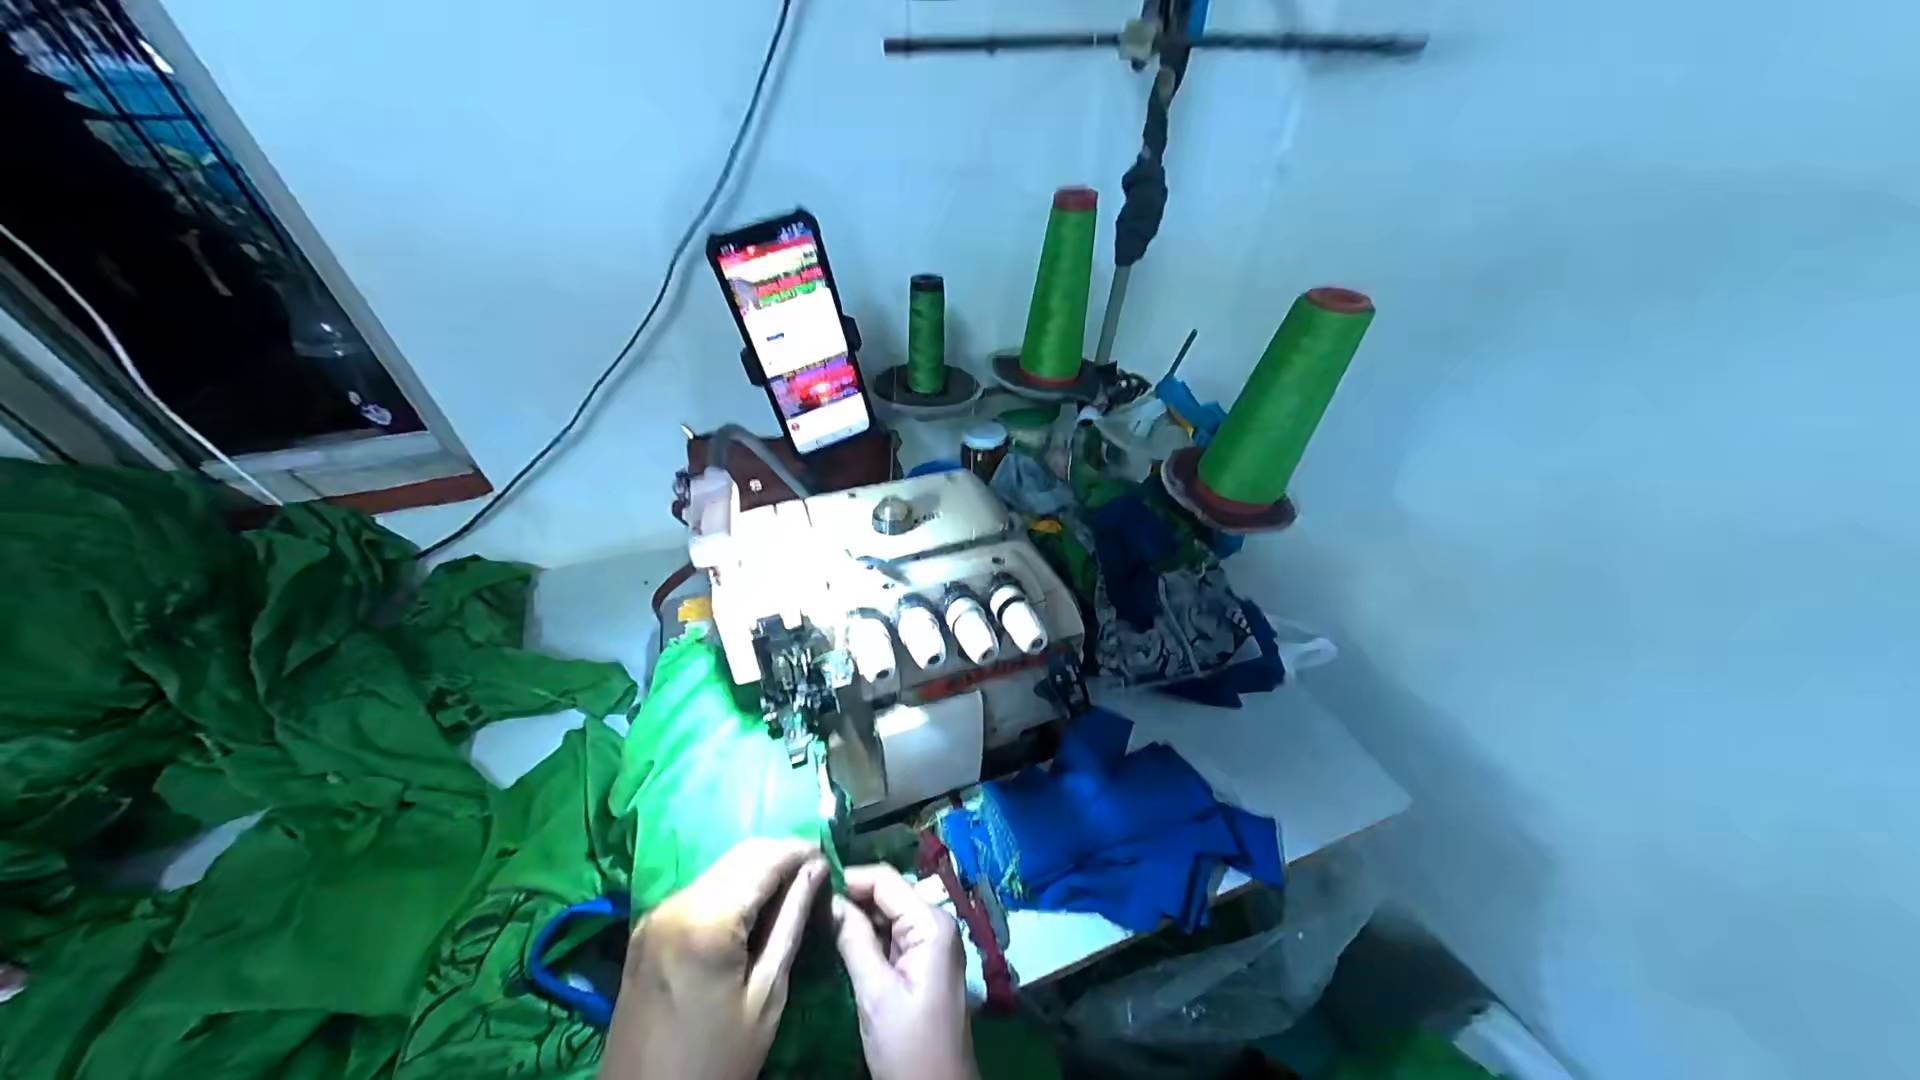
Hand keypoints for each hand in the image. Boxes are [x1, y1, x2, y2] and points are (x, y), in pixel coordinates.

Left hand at [603, 838, 826, 1079]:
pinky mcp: (649, 929)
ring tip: (790, 890)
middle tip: (814, 874)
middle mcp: (678, 902)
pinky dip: (733, 886)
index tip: (829, 859)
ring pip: (722, 867)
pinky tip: (754, 907)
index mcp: (707, 919)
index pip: (765, 859)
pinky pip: (702, 888)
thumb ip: (792, 921)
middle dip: (781, 855)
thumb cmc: (715, 1059)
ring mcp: (658, 914)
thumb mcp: (766, 994)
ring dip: (758, 869)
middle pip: (741, 855)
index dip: (801, 851)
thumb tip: (816, 869)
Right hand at [832, 864, 977, 1079]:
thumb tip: (828, 900)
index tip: (812, 886)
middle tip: (811, 905)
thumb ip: (853, 940)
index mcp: (931, 923)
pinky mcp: (924, 960)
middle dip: (852, 896)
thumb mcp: (875, 992)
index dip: (849, 879)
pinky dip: (869, 934)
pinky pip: (893, 933)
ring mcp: (932, 941)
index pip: (886, 881)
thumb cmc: (909, 1046)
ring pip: (888, 912)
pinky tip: (842, 939)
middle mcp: (936, 922)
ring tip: (820, 919)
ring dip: (858, 914)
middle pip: (888, 893)